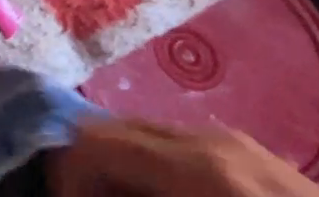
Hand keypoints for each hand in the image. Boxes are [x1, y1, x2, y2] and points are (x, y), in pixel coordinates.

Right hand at [53, 121, 318, 195]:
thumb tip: (73, 189)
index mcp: (195, 165)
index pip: (87, 141)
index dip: (62, 177)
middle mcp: (208, 138)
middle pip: (108, 129)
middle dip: (85, 169)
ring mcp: (236, 143)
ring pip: (140, 133)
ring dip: (120, 169)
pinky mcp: (256, 157)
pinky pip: (178, 147)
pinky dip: (155, 170)